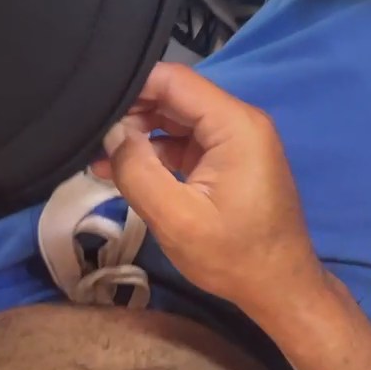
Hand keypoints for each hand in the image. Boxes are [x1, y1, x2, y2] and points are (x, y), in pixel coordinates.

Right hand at [96, 63, 329, 319]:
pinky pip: (186, 140)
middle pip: (175, 95)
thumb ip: (139, 171)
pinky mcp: (229, 158)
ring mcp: (236, 139)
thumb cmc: (233, 256)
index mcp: (235, 125)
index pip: (174, 80)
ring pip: (177, 118)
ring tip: (99, 155)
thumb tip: (112, 134)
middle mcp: (239, 121)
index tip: (93, 105)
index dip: (131, 87)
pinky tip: (122, 169)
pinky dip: (156, 151)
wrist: (280, 289)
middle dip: (131, 112)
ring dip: (139, 133)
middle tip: (90, 134)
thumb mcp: (176, 219)